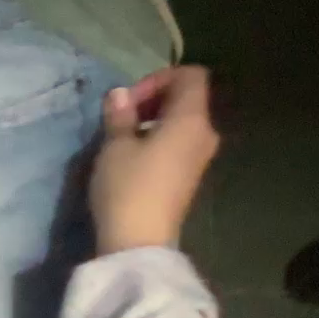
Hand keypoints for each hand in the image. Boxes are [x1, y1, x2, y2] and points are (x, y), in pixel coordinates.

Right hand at [89, 66, 219, 254]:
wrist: (138, 241)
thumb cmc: (126, 189)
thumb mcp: (114, 149)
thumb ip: (119, 117)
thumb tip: (119, 95)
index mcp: (191, 118)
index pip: (190, 76)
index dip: (157, 79)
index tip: (126, 102)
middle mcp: (204, 132)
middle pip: (187, 100)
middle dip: (153, 102)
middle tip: (120, 120)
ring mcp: (199, 157)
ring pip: (181, 124)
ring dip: (153, 124)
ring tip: (121, 142)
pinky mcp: (188, 177)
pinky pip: (178, 145)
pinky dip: (158, 142)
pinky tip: (132, 161)